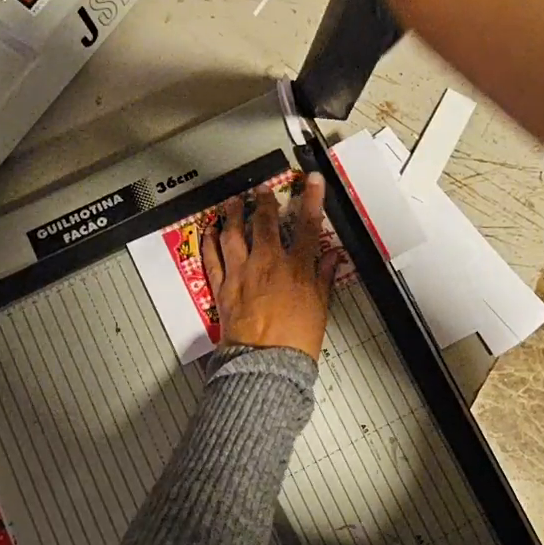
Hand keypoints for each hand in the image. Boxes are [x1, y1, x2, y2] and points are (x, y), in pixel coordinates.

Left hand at [204, 175, 344, 359]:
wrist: (265, 364)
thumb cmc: (295, 341)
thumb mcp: (320, 308)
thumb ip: (324, 278)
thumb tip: (333, 258)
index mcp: (296, 269)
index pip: (307, 225)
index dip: (311, 199)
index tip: (312, 181)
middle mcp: (267, 264)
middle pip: (264, 223)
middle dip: (264, 201)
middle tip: (263, 188)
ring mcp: (242, 273)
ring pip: (234, 234)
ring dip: (233, 214)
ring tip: (232, 201)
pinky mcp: (223, 287)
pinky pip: (212, 258)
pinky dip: (210, 242)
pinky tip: (210, 231)